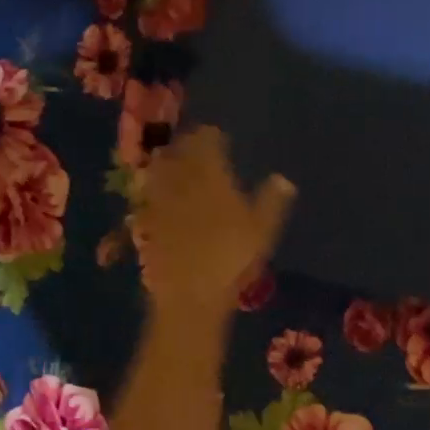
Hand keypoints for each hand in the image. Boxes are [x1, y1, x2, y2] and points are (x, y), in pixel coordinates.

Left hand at [136, 126, 294, 317]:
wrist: (190, 293)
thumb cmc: (232, 259)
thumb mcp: (263, 231)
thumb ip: (272, 201)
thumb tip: (284, 179)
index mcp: (211, 176)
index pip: (206, 142)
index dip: (211, 136)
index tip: (218, 135)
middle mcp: (181, 181)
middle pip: (179, 152)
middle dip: (186, 145)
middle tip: (195, 145)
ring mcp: (160, 201)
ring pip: (159, 171)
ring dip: (166, 163)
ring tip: (173, 162)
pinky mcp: (146, 222)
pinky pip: (148, 197)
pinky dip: (154, 191)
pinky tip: (158, 195)